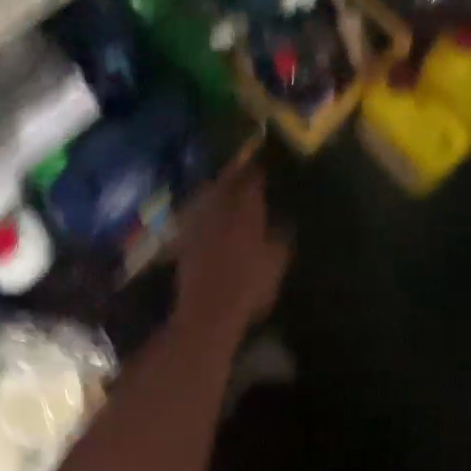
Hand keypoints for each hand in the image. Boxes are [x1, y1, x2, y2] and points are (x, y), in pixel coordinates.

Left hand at [173, 161, 290, 338]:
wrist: (207, 311)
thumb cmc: (249, 286)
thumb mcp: (277, 262)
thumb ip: (281, 236)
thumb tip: (285, 220)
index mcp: (246, 207)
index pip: (252, 175)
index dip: (259, 166)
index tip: (265, 160)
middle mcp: (220, 205)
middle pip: (227, 177)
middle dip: (237, 169)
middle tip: (246, 165)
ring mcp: (199, 218)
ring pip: (209, 190)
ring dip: (218, 183)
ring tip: (228, 183)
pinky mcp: (184, 233)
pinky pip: (195, 209)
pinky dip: (203, 204)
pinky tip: (208, 209)